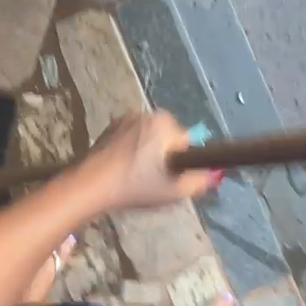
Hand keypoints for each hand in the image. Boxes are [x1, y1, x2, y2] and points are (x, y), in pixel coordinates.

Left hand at [76, 112, 220, 210]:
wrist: (90, 186)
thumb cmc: (134, 187)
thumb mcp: (173, 191)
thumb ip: (199, 181)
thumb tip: (215, 174)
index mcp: (164, 123)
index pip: (187, 142)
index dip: (182, 163)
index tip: (170, 178)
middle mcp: (147, 114)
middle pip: (169, 137)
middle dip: (165, 156)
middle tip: (154, 180)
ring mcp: (126, 118)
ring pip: (150, 137)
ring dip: (148, 153)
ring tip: (136, 177)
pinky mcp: (110, 127)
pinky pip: (133, 136)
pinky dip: (132, 150)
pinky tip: (123, 169)